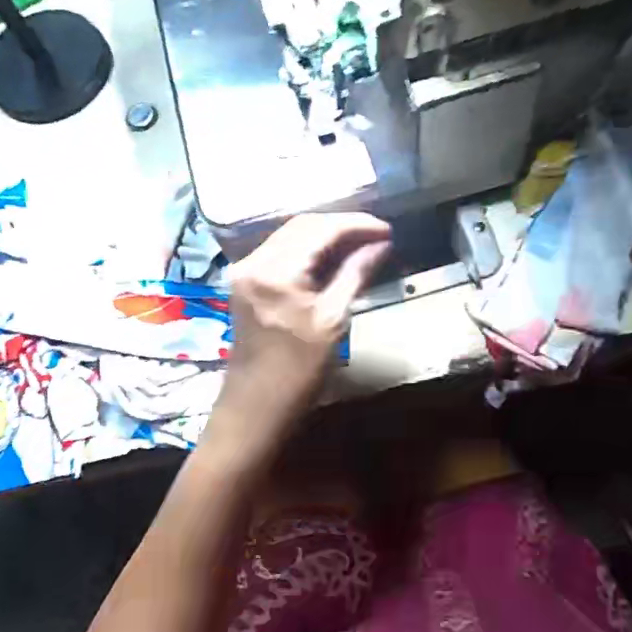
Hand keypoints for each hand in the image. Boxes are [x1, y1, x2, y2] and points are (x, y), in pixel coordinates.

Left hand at [212, 213, 391, 446]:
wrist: (255, 407)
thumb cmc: (298, 372)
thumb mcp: (333, 321)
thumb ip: (355, 275)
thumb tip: (381, 244)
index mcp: (275, 271)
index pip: (320, 229)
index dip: (357, 224)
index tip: (386, 230)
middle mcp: (254, 262)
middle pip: (302, 226)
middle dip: (341, 226)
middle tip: (377, 235)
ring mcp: (245, 272)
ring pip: (290, 236)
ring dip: (324, 236)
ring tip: (360, 244)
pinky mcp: (244, 283)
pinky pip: (279, 252)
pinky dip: (307, 250)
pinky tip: (331, 258)